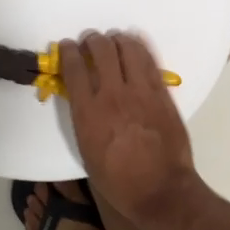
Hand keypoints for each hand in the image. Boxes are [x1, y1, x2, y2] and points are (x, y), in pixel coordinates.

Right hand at [57, 31, 199, 223]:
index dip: (68, 51)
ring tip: (114, 40)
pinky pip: (150, 61)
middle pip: (101, 50)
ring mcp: (141, 91)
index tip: (66, 46)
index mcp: (88, 112)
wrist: (160, 189)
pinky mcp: (162, 93)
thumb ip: (84, 118)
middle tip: (91, 41)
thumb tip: (84, 98)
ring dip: (117, 40)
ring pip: (128, 49)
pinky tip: (135, 46)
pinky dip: (140, 48)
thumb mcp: (87, 150)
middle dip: (92, 40)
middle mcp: (113, 95)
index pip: (74, 68)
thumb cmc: (118, 181)